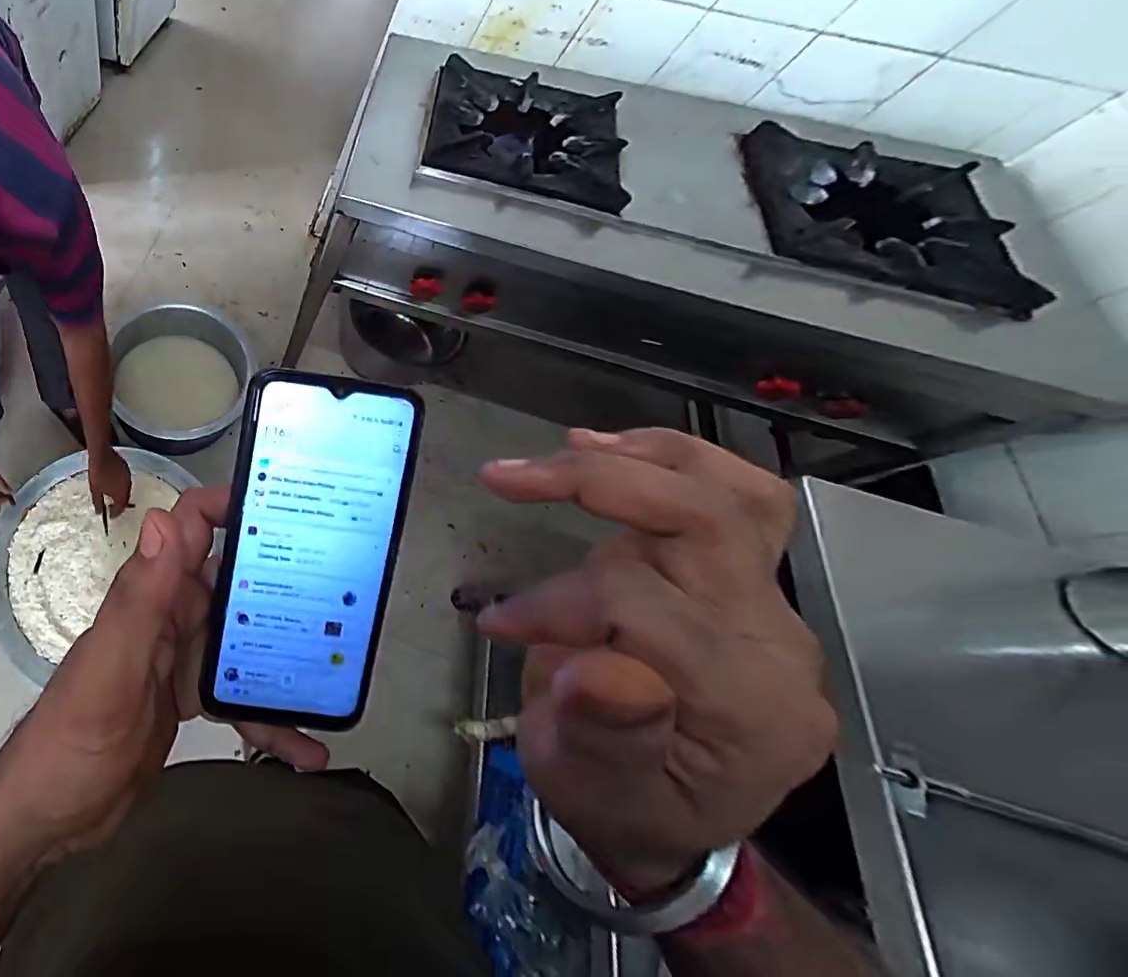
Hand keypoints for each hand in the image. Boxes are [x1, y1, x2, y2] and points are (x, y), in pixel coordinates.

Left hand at [0, 486, 325, 858]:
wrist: (50, 812)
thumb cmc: (72, 738)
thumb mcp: (111, 666)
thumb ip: (139, 597)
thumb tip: (164, 520)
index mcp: (150, 596)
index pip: (190, 528)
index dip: (231, 506)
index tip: (287, 506)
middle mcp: (168, 616)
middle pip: (231, 582)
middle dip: (281, 580)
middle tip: (339, 592)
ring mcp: (179, 657)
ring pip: (242, 638)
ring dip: (285, 652)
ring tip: (335, 671)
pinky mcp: (189, 697)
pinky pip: (237, 695)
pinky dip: (267, 715)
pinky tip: (304, 743)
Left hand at [87, 446, 132, 518]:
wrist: (101, 453)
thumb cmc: (97, 473)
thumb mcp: (95, 490)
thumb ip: (98, 503)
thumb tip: (99, 513)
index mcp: (120, 494)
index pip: (120, 509)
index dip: (115, 514)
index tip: (110, 516)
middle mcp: (127, 487)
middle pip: (125, 500)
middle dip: (119, 505)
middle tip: (113, 508)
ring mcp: (128, 477)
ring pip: (126, 490)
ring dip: (120, 495)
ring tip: (113, 496)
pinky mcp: (126, 469)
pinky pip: (125, 481)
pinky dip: (121, 485)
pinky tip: (114, 484)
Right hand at [474, 428, 834, 893]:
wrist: (672, 818)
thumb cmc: (624, 807)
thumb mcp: (598, 789)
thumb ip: (608, 735)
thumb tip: (598, 669)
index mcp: (742, 702)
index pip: (638, 604)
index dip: (553, 602)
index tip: (495, 625)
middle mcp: (772, 643)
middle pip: (704, 521)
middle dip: (596, 484)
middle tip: (505, 477)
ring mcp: (765, 610)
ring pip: (733, 496)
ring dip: (639, 459)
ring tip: (564, 449)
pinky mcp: (741, 588)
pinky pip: (730, 503)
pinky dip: (667, 465)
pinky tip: (610, 452)